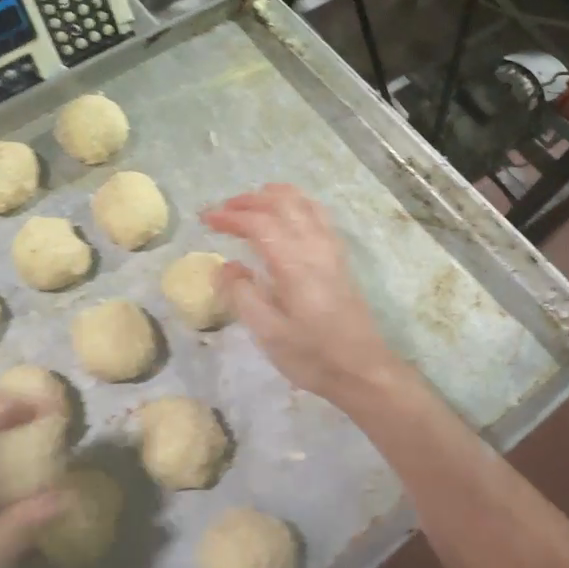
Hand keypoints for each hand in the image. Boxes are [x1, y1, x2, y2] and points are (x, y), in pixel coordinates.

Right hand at [202, 184, 408, 406]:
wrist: (363, 371)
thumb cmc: (312, 355)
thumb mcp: (267, 332)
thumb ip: (242, 294)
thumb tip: (226, 266)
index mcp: (295, 263)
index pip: (259, 223)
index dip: (229, 216)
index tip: (205, 220)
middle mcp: (315, 247)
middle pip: (282, 203)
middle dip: (248, 200)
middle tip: (222, 210)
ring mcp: (331, 250)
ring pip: (304, 203)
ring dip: (273, 197)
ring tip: (250, 204)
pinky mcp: (339, 258)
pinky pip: (317, 215)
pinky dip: (296, 205)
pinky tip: (285, 217)